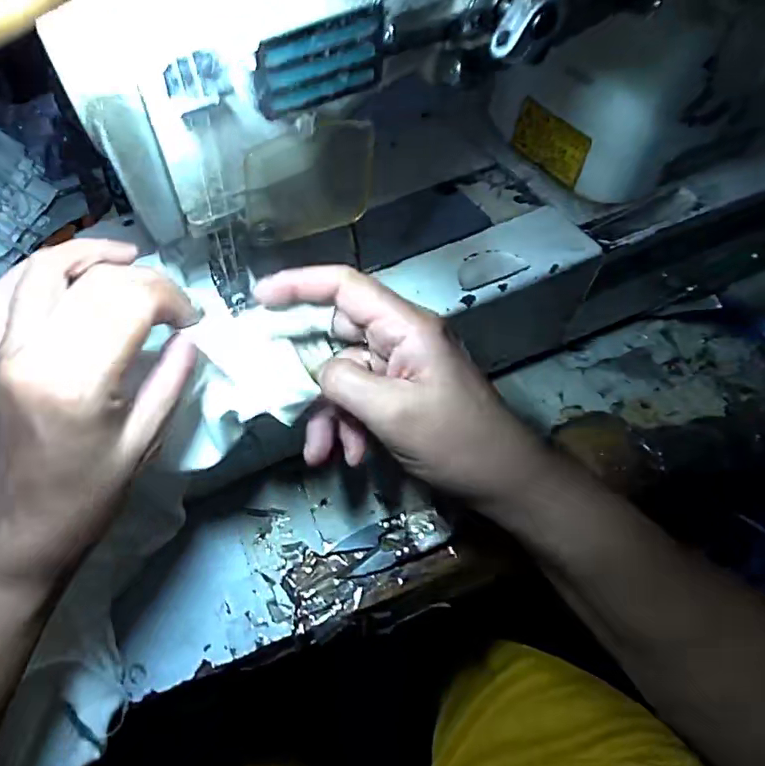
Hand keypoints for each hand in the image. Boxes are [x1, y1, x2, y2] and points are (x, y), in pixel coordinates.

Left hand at [0, 239, 199, 592]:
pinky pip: (7, 290)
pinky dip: (42, 269)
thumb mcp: (142, 445)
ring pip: (43, 269)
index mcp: (76, 383)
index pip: (129, 302)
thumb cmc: (87, 498)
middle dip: (143, 279)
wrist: (19, 531)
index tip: (192, 319)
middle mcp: (32, 354)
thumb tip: (193, 335)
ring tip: (127, 258)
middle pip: (93, 282)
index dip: (170, 298)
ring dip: (89, 254)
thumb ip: (170, 382)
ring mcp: (3, 350)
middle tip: (170, 301)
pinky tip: (72, 272)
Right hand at [254, 265, 557, 505]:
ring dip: (327, 412)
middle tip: (276, 387)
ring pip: (343, 374)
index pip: (346, 286)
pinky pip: (360, 398)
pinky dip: (346, 424)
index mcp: (406, 327)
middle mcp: (401, 338)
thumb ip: (344, 382)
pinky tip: (347, 455)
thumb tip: (318, 370)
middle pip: (337, 333)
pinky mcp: (400, 393)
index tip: (260, 296)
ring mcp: (400, 367)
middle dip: (307, 369)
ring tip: (319, 451)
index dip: (299, 284)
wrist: (504, 482)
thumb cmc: (456, 442)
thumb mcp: (393, 413)